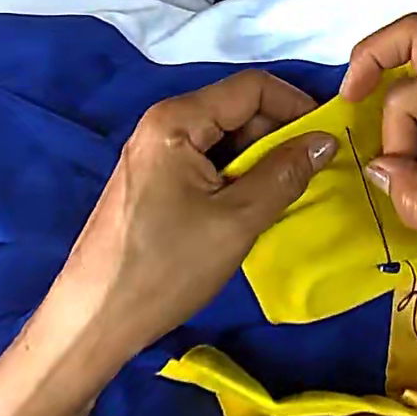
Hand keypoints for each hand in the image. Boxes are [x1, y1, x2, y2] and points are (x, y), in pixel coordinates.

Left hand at [40, 71, 338, 379]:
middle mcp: (165, 124)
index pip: (253, 87)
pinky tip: (254, 203)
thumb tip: (327, 140)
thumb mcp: (238, 219)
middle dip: (280, 134)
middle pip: (241, 108)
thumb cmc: (164, 268)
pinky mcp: (158, 178)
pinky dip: (242, 173)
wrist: (90, 328)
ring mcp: (159, 152)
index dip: (296, 105)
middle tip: (310, 171)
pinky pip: (213, 158)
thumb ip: (287, 172)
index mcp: (177, 121)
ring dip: (264, 157)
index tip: (325, 137)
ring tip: (286, 191)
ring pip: (230, 136)